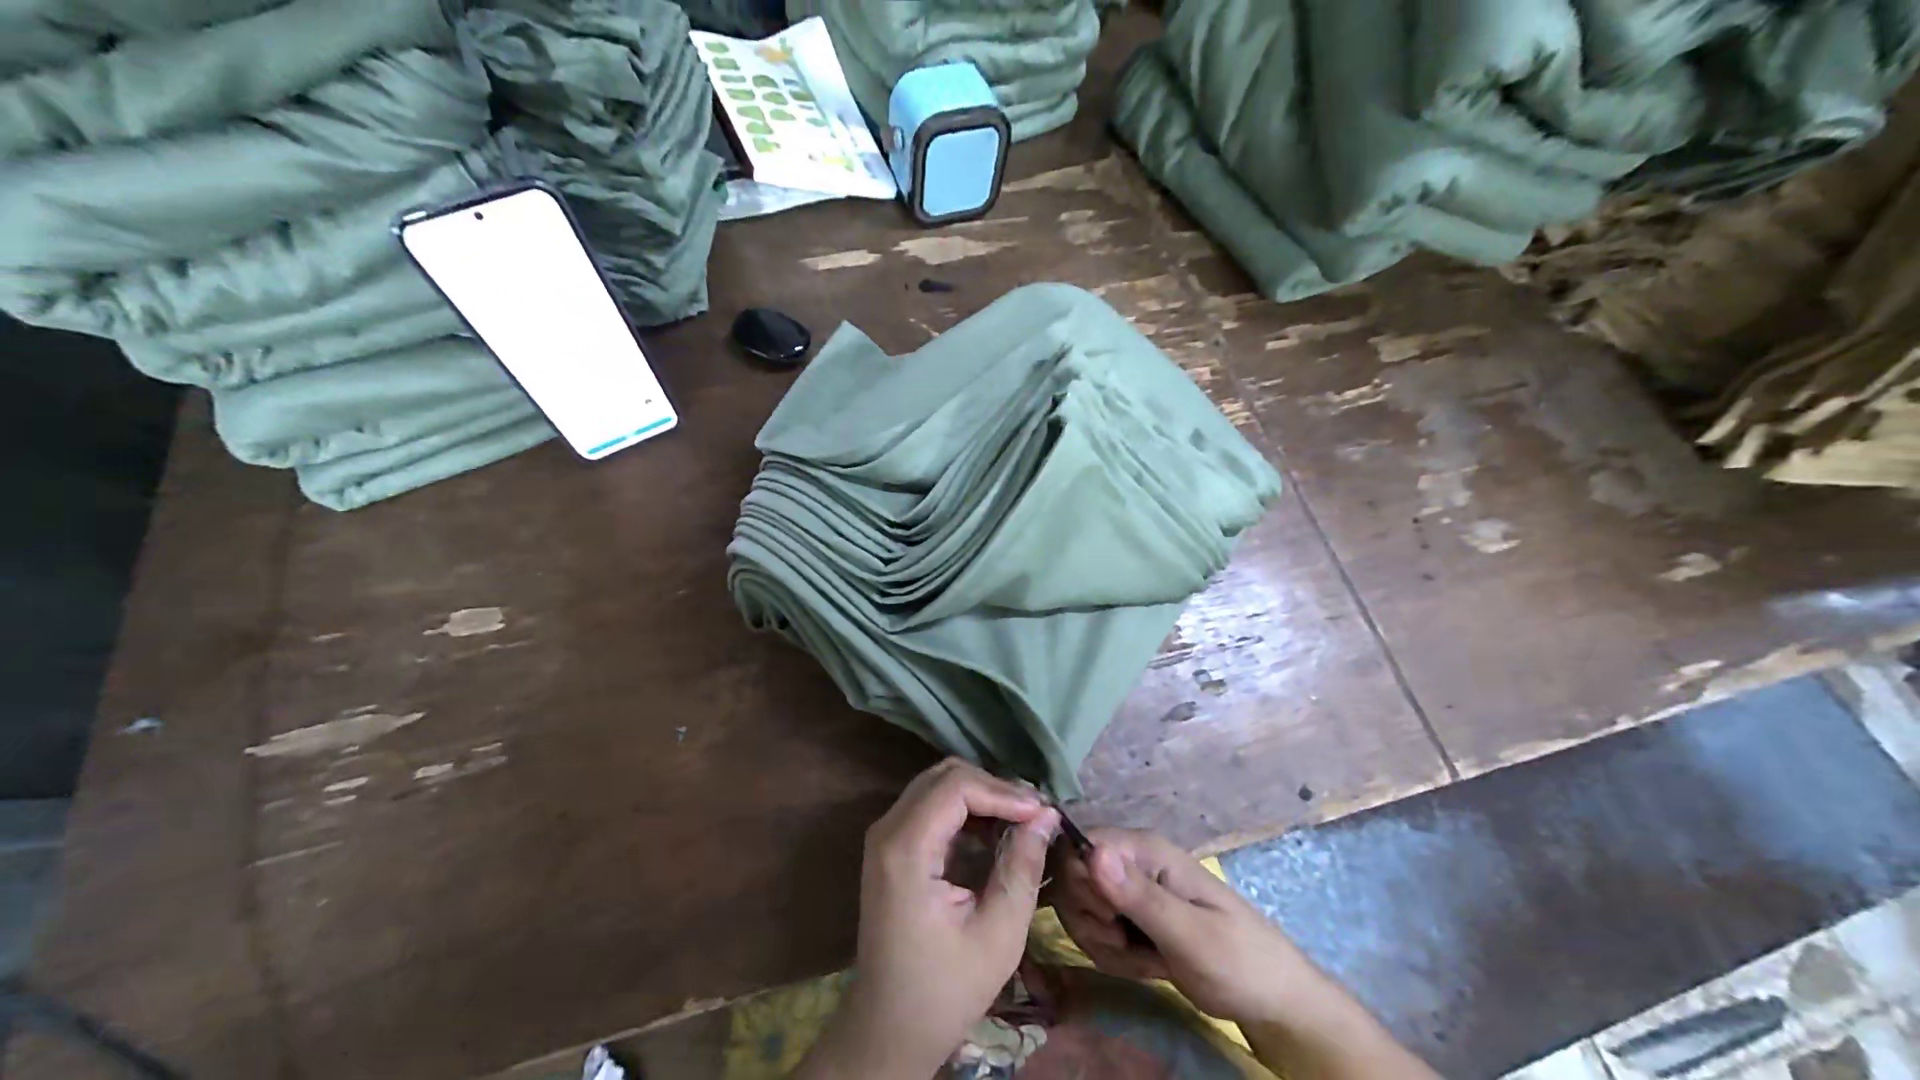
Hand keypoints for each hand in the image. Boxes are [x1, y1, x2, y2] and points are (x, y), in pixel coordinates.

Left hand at [798, 759, 1059, 1079]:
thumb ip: (1022, 867)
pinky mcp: (891, 847)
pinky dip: (965, 810)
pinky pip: (930, 807)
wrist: (889, 1027)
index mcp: (905, 849)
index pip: (956, 786)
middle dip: (993, 787)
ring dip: (981, 795)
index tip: (1041, 813)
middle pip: (944, 776)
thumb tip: (1047, 815)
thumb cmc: (945, 988)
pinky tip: (995, 831)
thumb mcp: (998, 933)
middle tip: (1035, 813)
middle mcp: (887, 830)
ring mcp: (885, 836)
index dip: (1002, 791)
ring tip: (1022, 820)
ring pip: (937, 786)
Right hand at [1051, 827, 1314, 1024]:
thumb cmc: (1240, 962)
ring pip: (1081, 908)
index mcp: (1146, 850)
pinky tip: (1145, 964)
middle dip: (1093, 921)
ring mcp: (1129, 888)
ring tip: (1144, 959)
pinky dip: (1111, 954)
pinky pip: (1094, 929)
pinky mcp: (1129, 914)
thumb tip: (1093, 853)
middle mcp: (1131, 860)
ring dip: (1103, 943)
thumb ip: (1140, 896)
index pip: (1079, 847)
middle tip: (1127, 944)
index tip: (1111, 920)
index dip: (1083, 885)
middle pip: (1073, 879)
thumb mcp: (1191, 935)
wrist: (1270, 999)